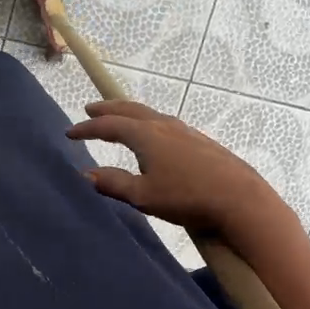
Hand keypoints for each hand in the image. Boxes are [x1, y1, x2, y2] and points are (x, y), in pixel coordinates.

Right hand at [67, 99, 285, 238]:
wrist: (240, 199)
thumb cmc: (186, 197)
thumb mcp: (143, 196)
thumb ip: (114, 183)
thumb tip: (86, 174)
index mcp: (145, 135)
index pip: (109, 126)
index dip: (87, 129)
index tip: (69, 133)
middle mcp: (164, 126)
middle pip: (130, 110)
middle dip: (108, 109)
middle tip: (91, 109)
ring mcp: (185, 132)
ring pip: (150, 115)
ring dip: (130, 114)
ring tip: (120, 120)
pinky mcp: (201, 142)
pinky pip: (165, 124)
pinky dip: (149, 123)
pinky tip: (154, 137)